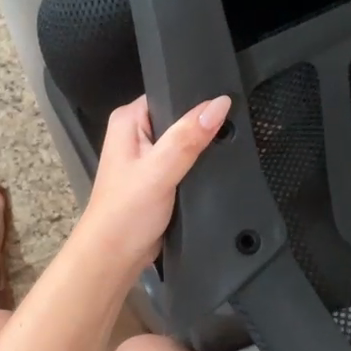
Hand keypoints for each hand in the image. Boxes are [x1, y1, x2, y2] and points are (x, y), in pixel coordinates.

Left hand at [73, 95, 230, 271]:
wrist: (115, 257)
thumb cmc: (127, 211)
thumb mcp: (160, 170)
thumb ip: (188, 137)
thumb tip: (220, 104)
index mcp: (128, 119)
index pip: (169, 94)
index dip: (197, 98)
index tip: (228, 103)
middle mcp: (135, 133)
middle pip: (180, 117)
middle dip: (203, 125)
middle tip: (235, 127)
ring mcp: (147, 156)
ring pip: (185, 141)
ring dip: (203, 147)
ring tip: (231, 144)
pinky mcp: (159, 177)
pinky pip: (186, 161)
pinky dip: (199, 165)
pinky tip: (217, 165)